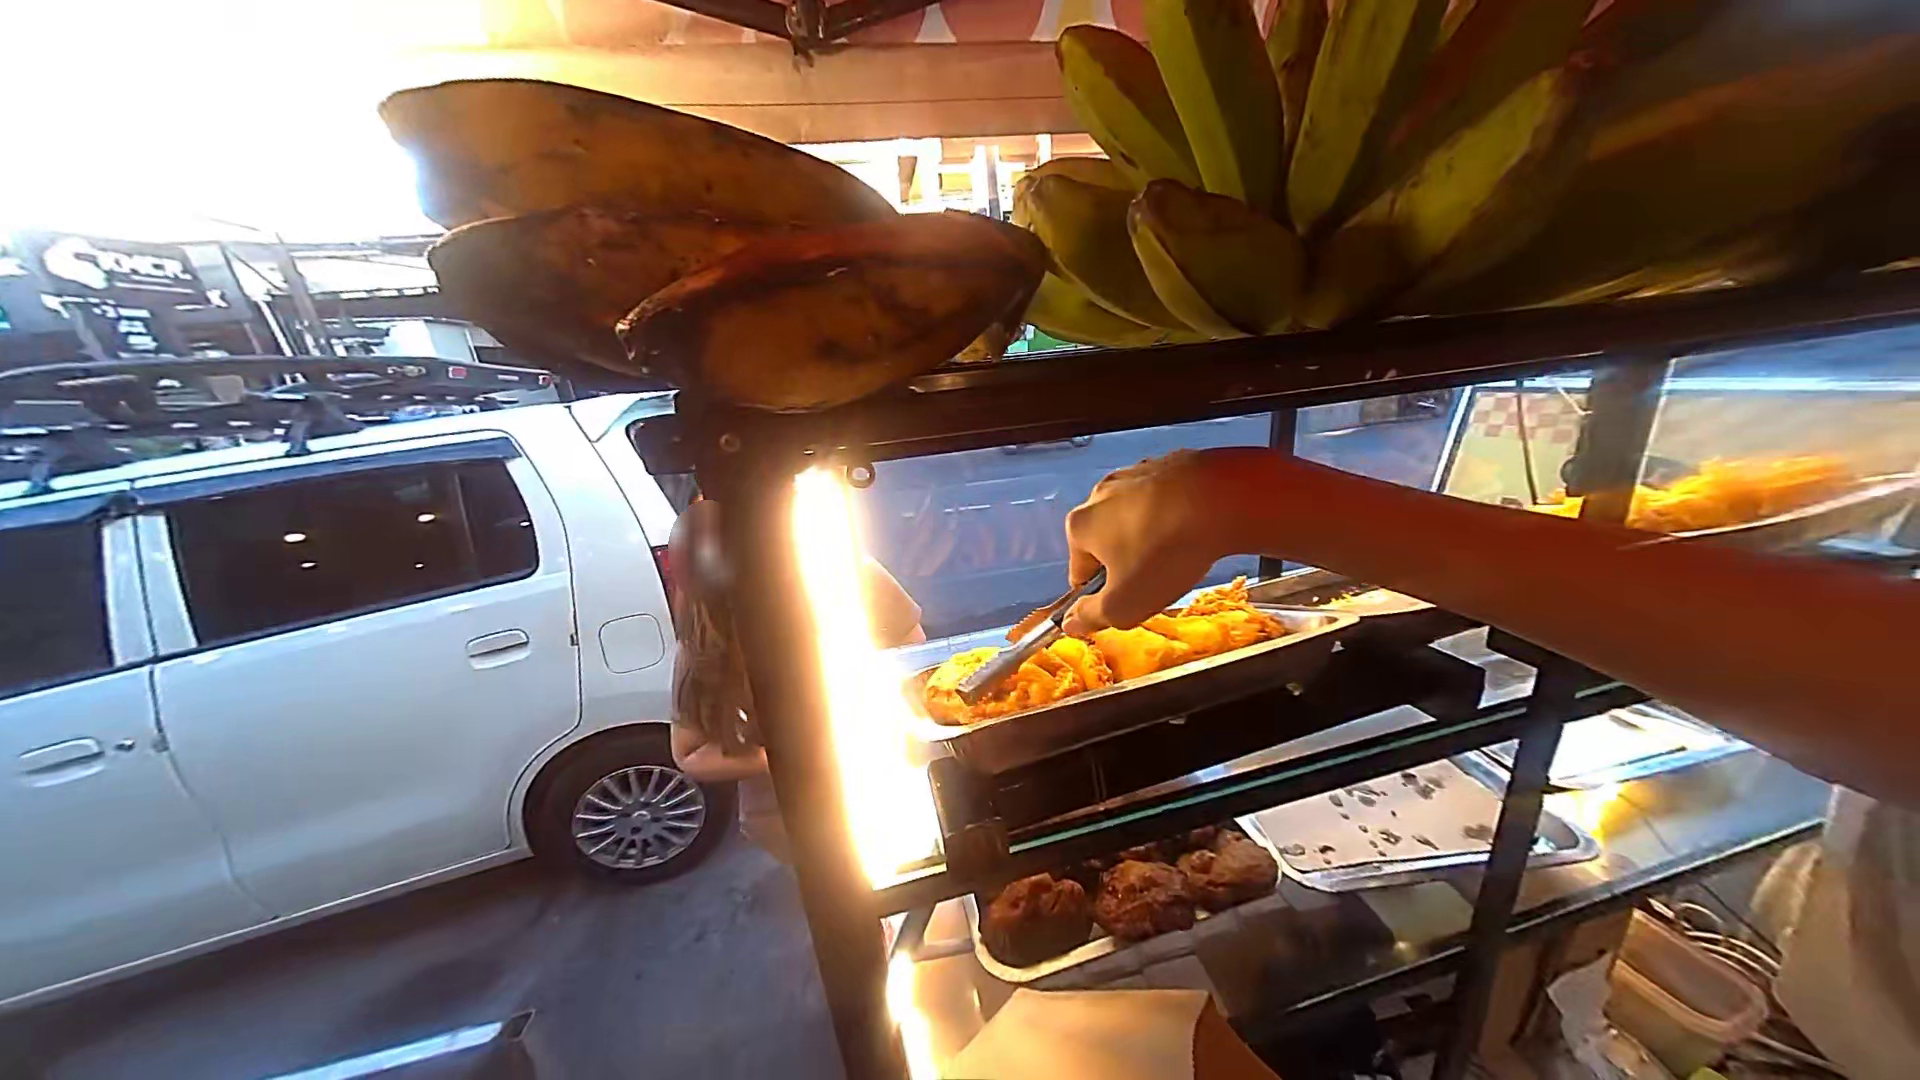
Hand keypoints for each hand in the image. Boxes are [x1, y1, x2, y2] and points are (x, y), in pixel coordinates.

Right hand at [1062, 450, 1229, 633]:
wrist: (1223, 499)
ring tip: (1180, 552)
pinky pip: (1164, 498)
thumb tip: (1071, 623)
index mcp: (1080, 525)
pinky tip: (1195, 526)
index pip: (1079, 573)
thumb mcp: (1124, 605)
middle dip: (1125, 562)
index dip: (1102, 594)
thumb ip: (1091, 617)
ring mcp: (1134, 473)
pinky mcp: (1168, 462)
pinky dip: (1173, 513)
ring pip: (1134, 518)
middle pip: (1105, 542)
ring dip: (1149, 536)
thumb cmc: (1166, 555)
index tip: (1128, 600)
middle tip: (1156, 579)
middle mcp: (1099, 493)